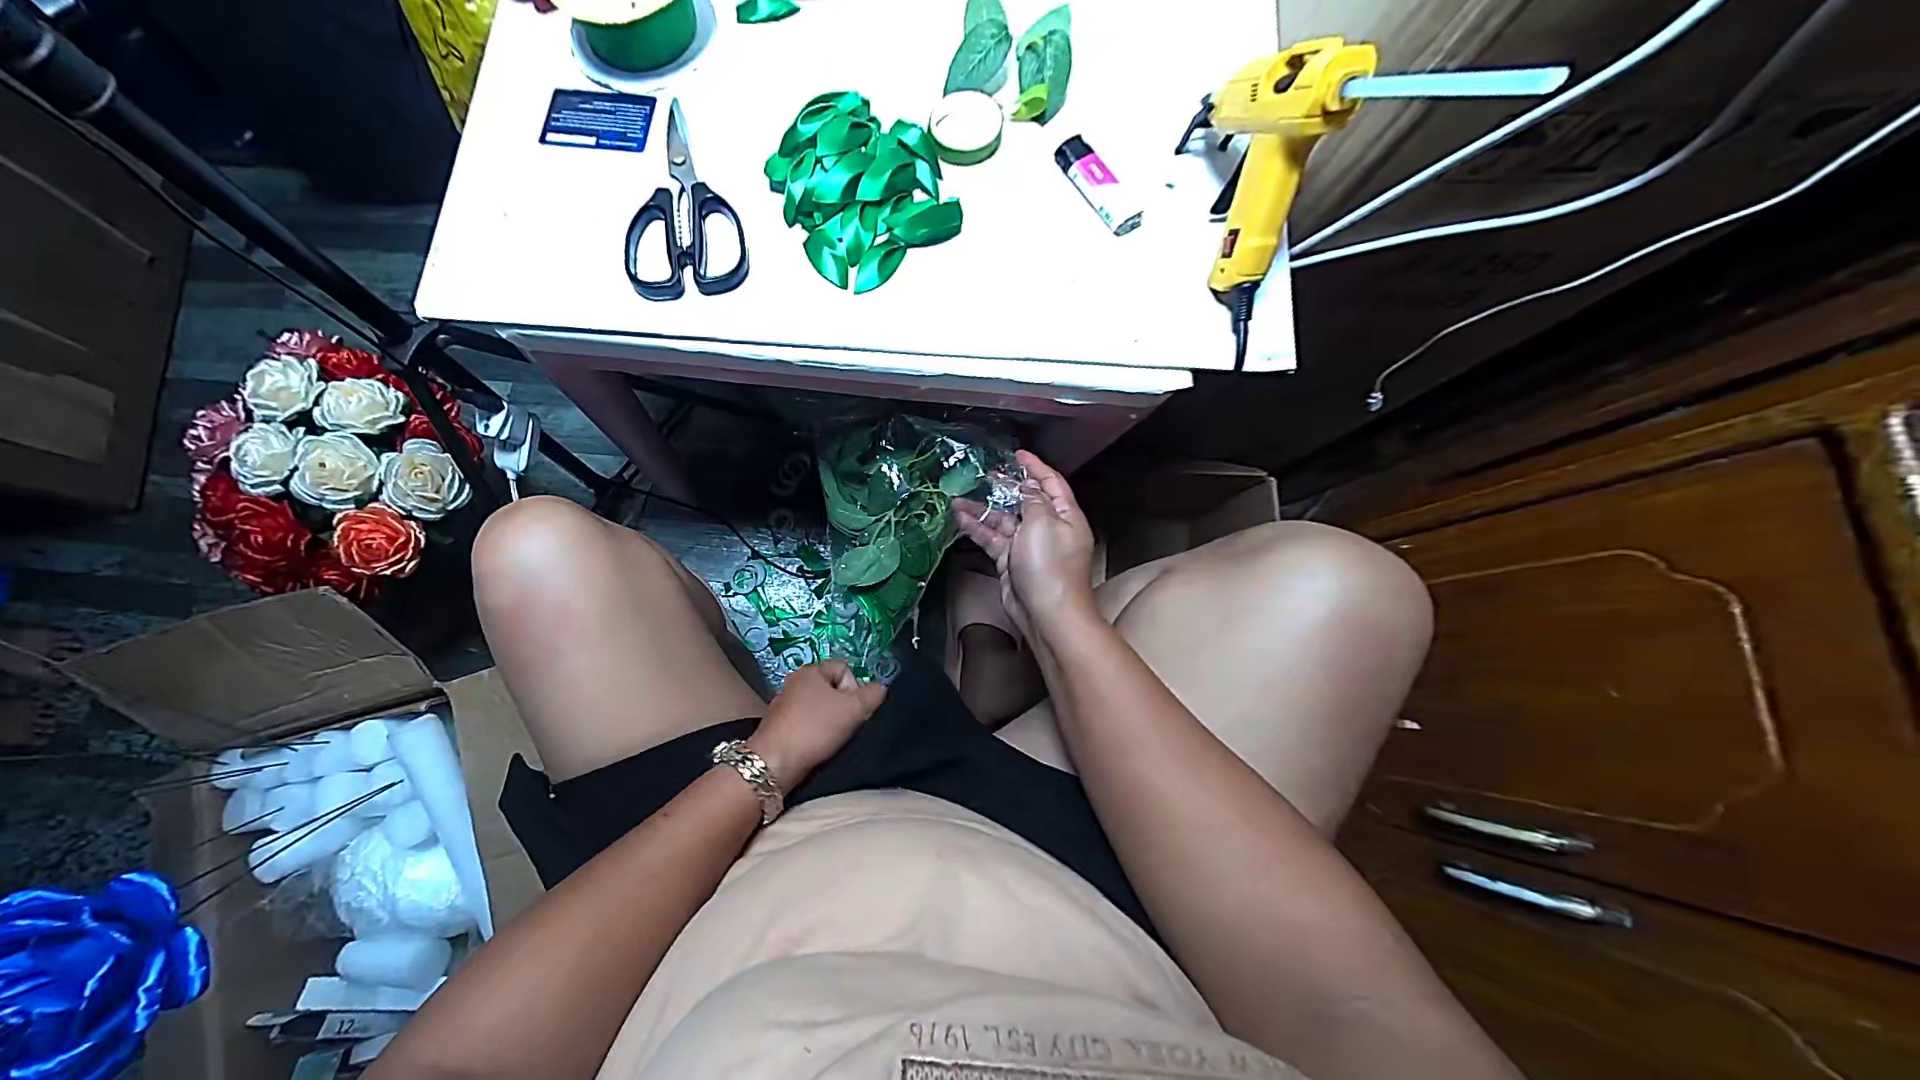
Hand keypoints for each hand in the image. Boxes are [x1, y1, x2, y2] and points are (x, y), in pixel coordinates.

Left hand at [748, 660, 885, 787]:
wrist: (774, 764)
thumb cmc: (814, 728)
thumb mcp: (854, 708)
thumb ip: (873, 694)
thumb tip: (880, 688)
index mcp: (810, 671)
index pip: (844, 668)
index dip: (856, 687)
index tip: (855, 709)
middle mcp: (794, 683)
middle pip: (833, 689)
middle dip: (845, 707)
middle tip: (848, 725)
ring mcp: (784, 705)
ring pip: (820, 708)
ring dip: (831, 722)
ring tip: (833, 739)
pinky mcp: (779, 727)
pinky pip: (807, 724)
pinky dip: (815, 734)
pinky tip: (818, 747)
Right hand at [953, 450, 1096, 641]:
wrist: (1047, 614)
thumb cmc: (1050, 566)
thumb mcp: (1043, 523)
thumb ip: (1032, 500)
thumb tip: (1027, 486)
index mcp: (1065, 517)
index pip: (1051, 484)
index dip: (1035, 467)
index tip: (1016, 454)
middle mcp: (1049, 529)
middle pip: (1025, 501)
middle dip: (1005, 487)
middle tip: (984, 474)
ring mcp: (1029, 547)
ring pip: (1004, 521)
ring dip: (983, 509)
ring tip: (958, 498)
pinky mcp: (1012, 563)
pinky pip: (994, 540)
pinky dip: (978, 529)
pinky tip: (961, 518)